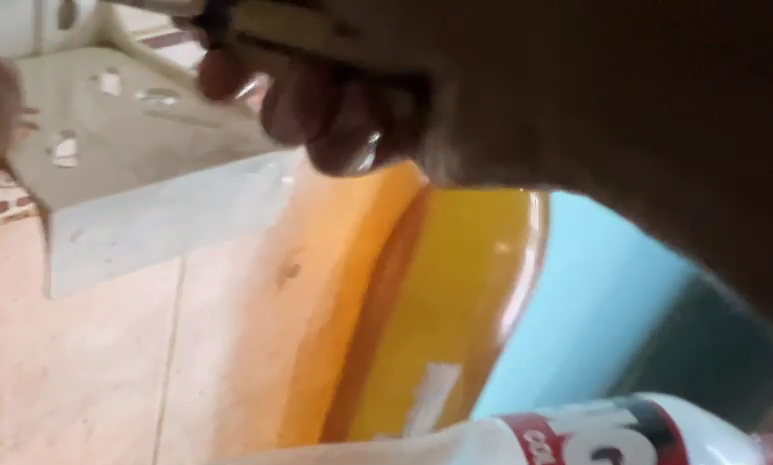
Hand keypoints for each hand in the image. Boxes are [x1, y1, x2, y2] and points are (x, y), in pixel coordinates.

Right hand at [194, 0, 570, 188]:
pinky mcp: (408, 125)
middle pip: (282, 37)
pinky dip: (342, 141)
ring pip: (303, 97)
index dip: (236, 12)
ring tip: (320, 108)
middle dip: (249, 63)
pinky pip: (342, 143)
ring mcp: (398, 61)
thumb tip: (230, 8)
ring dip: (295, 109)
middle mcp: (385, 8)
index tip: (203, 32)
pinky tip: (369, 127)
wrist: (568, 72)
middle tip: (222, 82)